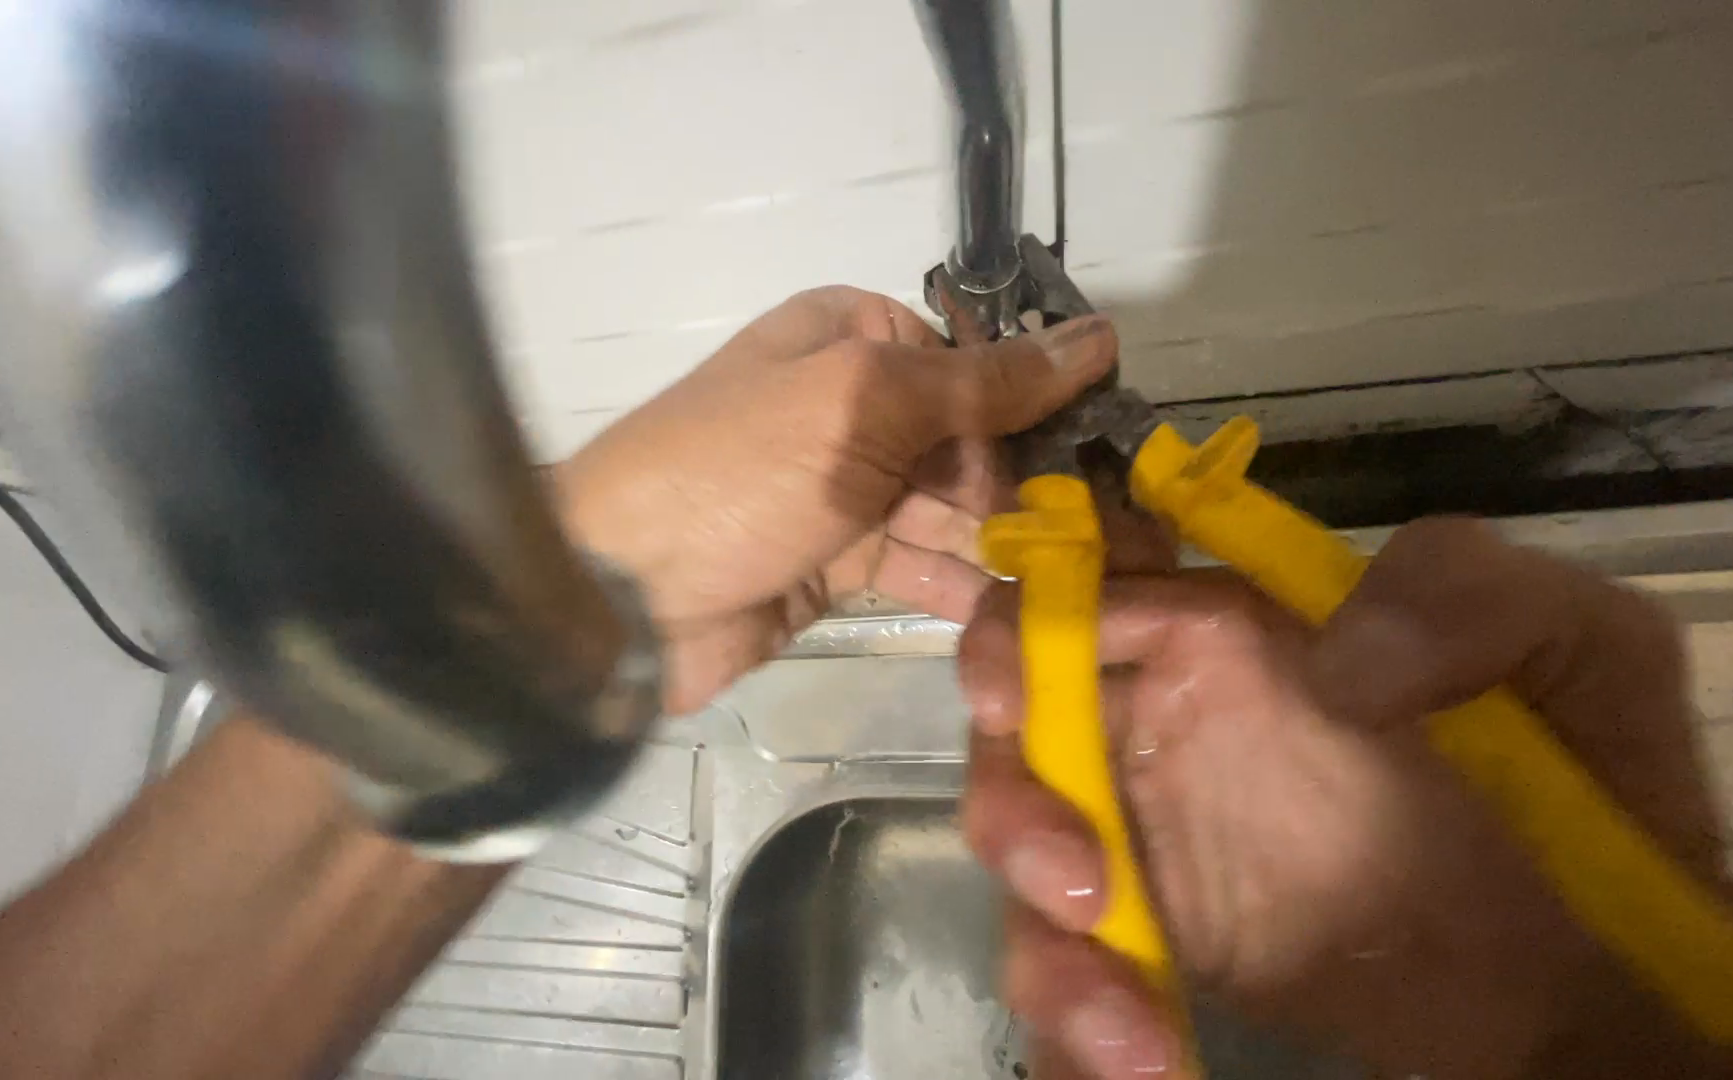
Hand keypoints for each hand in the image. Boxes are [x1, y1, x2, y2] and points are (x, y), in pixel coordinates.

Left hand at [556, 286, 1116, 712]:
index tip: (1103, 449)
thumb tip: (1096, 337)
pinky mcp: (838, 564)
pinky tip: (1023, 615)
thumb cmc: (741, 473)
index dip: (1036, 403)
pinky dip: (963, 588)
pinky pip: (917, 568)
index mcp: (851, 341)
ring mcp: (844, 491)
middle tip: (1111, 535)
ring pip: (949, 511)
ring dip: (1009, 544)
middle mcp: (851, 409)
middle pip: (966, 440)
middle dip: (1031, 486)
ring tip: (1085, 582)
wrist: (621, 597)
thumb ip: (980, 382)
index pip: (971, 360)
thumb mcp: (863, 404)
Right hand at [960, 518, 1732, 1079]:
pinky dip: (1069, 1031)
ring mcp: (1142, 844)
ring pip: (1023, 873)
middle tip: (1079, 889)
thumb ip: (1467, 593)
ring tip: (1132, 1034)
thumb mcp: (1567, 645)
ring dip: (1046, 948)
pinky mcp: (1154, 950)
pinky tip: (1130, 1070)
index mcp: (1208, 640)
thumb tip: (1340, 665)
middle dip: (1010, 802)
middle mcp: (1150, 730)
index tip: (1010, 696)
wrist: (1594, 970)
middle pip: (1013, 741)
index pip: (1071, 602)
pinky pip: (1069, 977)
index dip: (1015, 631)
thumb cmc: (1567, 784)